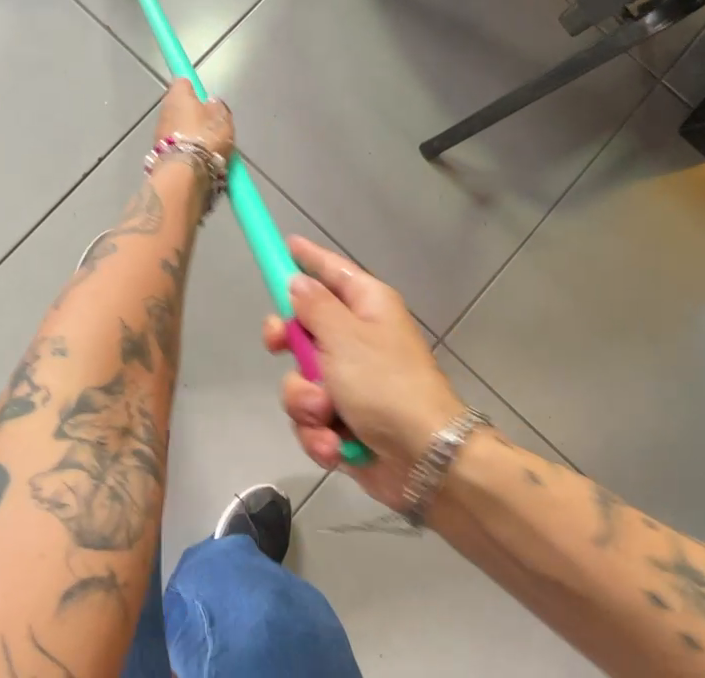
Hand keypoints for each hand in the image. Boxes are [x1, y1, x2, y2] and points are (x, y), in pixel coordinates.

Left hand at [155, 78, 233, 158]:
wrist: (184, 174)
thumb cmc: (205, 138)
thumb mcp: (223, 118)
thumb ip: (217, 107)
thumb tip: (211, 103)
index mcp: (178, 95)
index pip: (183, 82)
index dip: (194, 88)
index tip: (204, 98)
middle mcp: (164, 109)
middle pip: (179, 106)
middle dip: (191, 113)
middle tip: (210, 125)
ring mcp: (158, 132)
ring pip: (176, 127)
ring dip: (187, 133)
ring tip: (206, 146)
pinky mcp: (158, 152)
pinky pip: (175, 145)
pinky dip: (184, 149)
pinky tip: (197, 159)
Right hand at [263, 237, 466, 510]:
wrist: (426, 459)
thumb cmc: (386, 385)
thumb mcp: (344, 337)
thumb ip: (314, 307)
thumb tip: (298, 282)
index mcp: (367, 307)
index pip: (331, 271)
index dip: (306, 259)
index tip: (283, 246)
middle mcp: (358, 339)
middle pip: (303, 328)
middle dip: (288, 346)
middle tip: (278, 348)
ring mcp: (350, 383)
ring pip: (301, 380)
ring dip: (306, 403)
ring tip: (326, 416)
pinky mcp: (344, 422)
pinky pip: (311, 419)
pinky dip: (319, 434)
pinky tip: (335, 446)